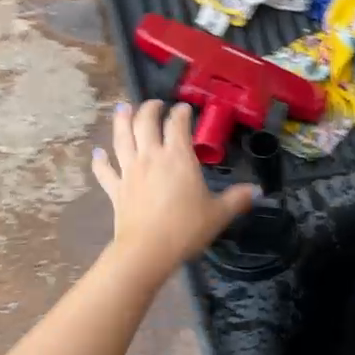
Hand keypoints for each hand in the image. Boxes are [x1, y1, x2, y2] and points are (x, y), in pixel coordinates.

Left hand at [92, 101, 256, 271]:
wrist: (148, 250)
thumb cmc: (187, 228)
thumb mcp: (219, 214)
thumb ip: (237, 199)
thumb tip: (257, 191)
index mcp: (178, 158)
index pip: (178, 125)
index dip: (181, 113)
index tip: (185, 108)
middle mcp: (151, 156)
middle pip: (145, 123)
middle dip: (150, 109)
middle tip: (155, 104)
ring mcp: (129, 171)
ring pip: (121, 137)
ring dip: (122, 120)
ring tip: (123, 109)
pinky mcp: (115, 188)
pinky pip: (104, 170)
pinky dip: (100, 161)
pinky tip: (97, 153)